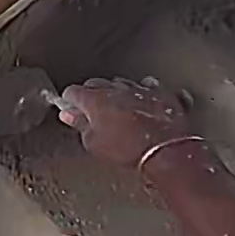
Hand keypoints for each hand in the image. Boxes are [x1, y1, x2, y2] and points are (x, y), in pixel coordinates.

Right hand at [57, 77, 191, 166]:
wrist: (165, 152)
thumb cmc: (128, 149)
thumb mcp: (93, 143)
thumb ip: (80, 125)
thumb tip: (70, 115)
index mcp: (95, 99)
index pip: (73, 91)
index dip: (69, 101)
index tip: (70, 109)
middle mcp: (116, 89)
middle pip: (96, 83)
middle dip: (90, 95)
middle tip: (90, 112)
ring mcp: (140, 89)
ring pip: (121, 83)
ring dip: (116, 93)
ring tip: (116, 108)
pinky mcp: (162, 95)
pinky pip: (150, 87)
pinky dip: (144, 92)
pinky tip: (143, 101)